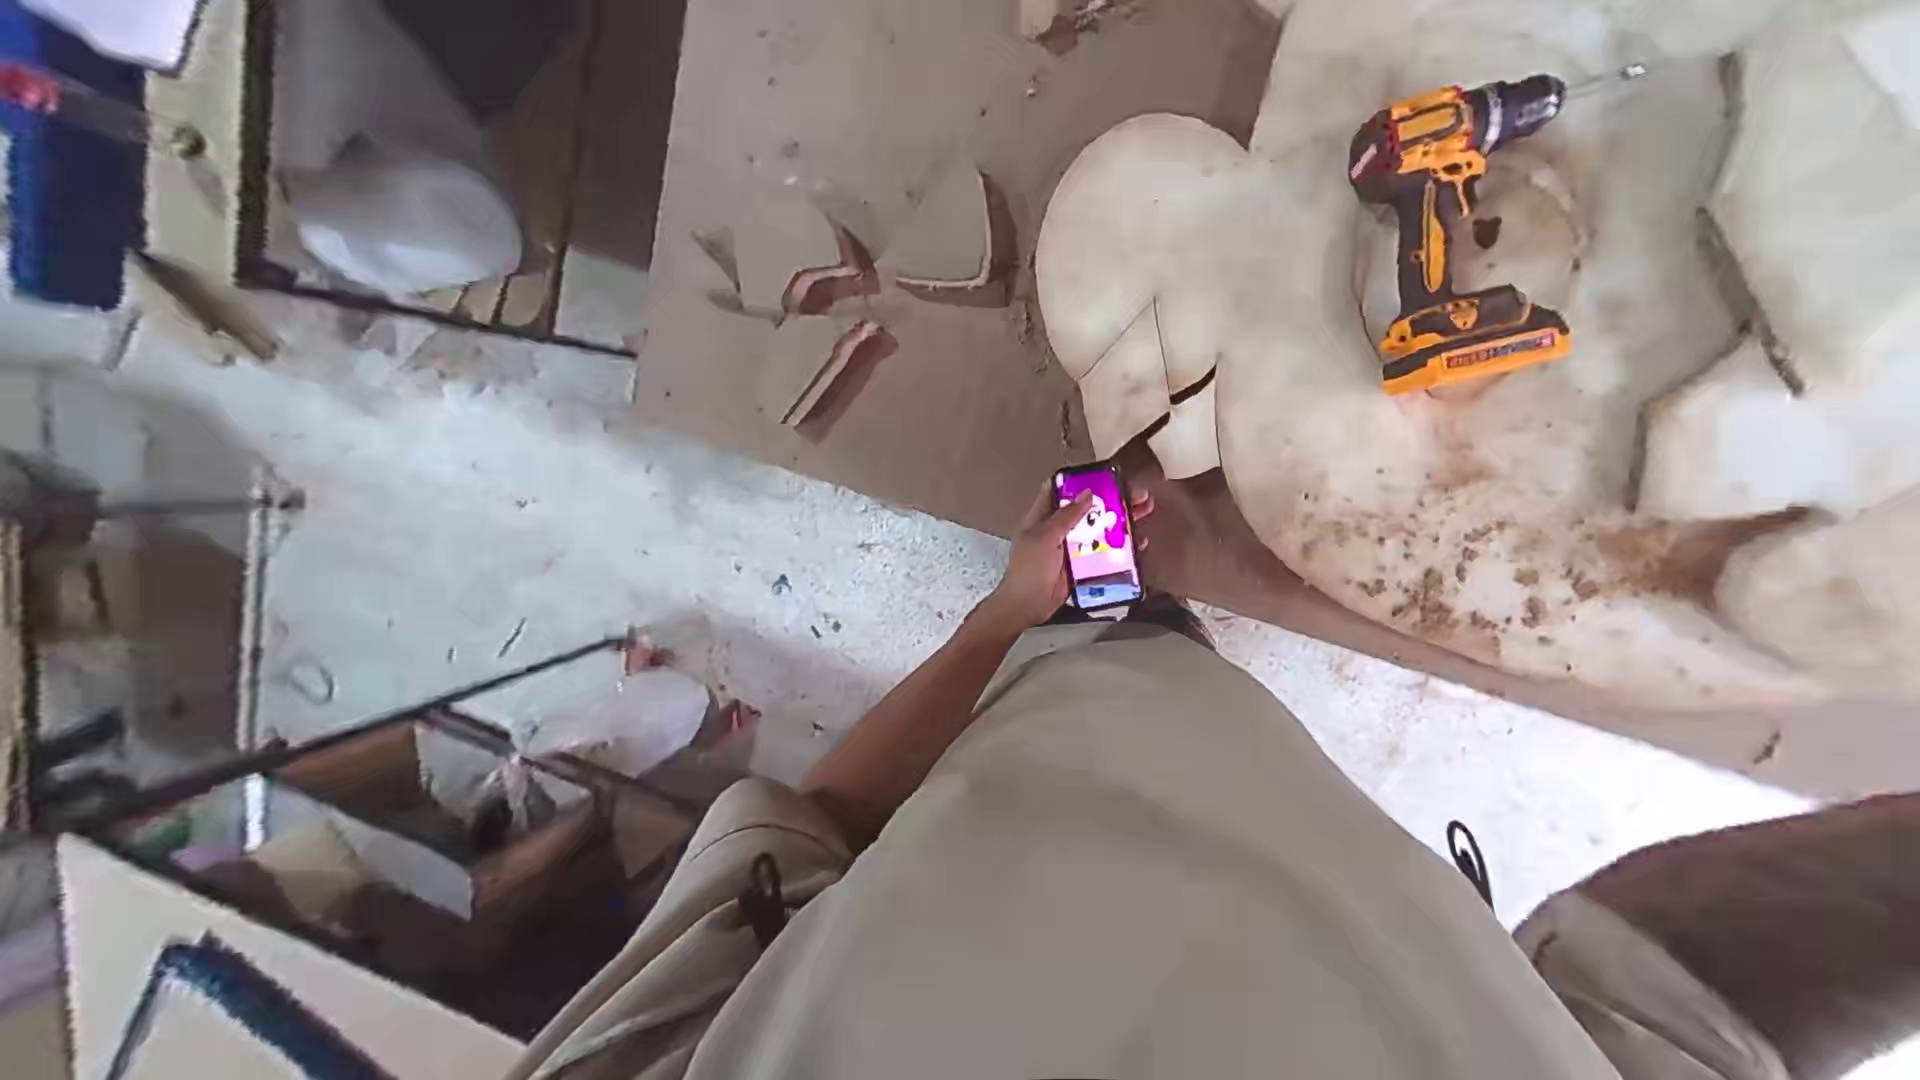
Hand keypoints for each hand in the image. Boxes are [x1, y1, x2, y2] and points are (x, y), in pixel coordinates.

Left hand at [974, 478, 1156, 634]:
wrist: (1028, 606)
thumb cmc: (1027, 571)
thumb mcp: (1044, 537)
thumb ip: (1066, 516)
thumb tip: (1086, 494)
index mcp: (1042, 517)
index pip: (1059, 490)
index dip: (1080, 481)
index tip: (1103, 475)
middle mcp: (1057, 529)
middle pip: (1087, 509)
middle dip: (1111, 501)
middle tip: (1134, 494)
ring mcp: (1070, 547)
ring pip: (1098, 530)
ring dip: (1119, 522)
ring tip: (1142, 512)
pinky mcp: (1081, 565)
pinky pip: (1102, 552)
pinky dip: (1119, 547)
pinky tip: (1137, 542)